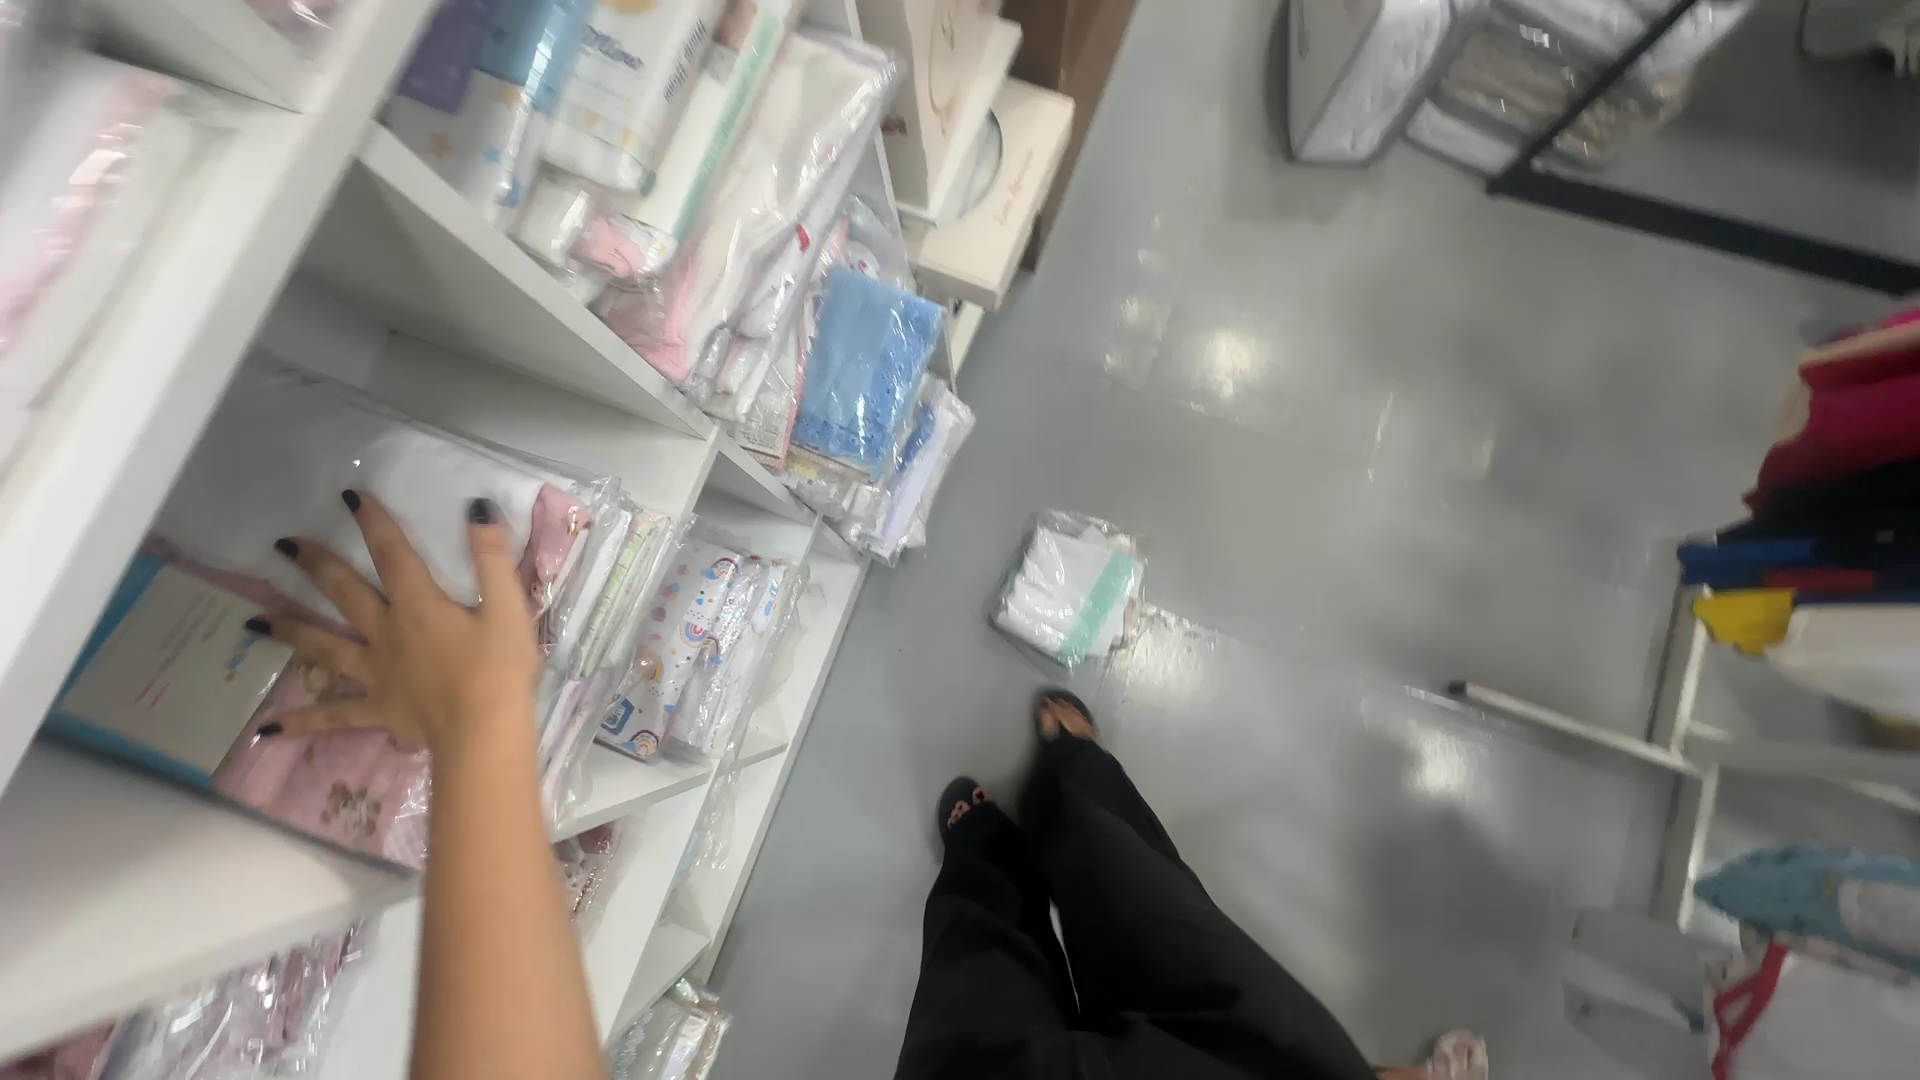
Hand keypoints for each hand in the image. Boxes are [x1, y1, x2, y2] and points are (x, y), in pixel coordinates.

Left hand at [248, 490, 541, 762]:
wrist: (483, 729)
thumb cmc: (501, 668)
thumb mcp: (509, 607)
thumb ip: (492, 558)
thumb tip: (477, 511)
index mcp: (419, 606)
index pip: (393, 555)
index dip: (375, 524)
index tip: (352, 497)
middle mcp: (387, 633)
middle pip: (345, 594)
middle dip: (316, 566)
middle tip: (284, 545)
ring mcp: (376, 672)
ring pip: (324, 647)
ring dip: (289, 632)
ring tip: (252, 622)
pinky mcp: (378, 707)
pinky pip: (333, 716)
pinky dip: (301, 722)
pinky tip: (268, 730)